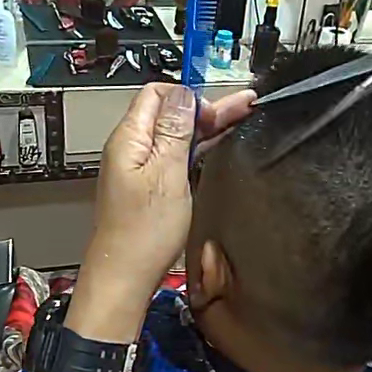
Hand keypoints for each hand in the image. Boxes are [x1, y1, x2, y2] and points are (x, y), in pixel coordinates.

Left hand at [70, 85, 254, 339]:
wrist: (126, 277)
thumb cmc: (142, 233)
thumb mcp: (166, 175)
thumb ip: (175, 132)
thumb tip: (184, 95)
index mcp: (130, 138)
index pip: (157, 93)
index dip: (189, 95)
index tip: (216, 110)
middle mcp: (133, 148)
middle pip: (171, 113)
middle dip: (207, 107)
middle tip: (245, 105)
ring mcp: (142, 167)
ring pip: (177, 134)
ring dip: (207, 126)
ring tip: (243, 117)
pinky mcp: (151, 185)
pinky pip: (177, 155)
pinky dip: (198, 147)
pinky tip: (220, 144)